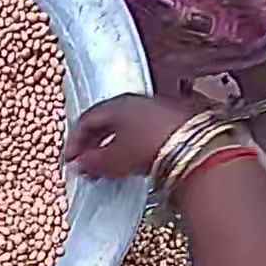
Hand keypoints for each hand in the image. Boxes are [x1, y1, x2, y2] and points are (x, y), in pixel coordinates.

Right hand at [63, 96, 200, 177]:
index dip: (75, 141)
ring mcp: (156, 109)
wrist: (194, 148)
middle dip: (93, 143)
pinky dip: (131, 144)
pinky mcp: (173, 121)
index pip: (86, 120)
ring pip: (124, 126)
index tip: (71, 159)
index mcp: (115, 104)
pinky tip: (131, 160)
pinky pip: (142, 131)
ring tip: (107, 165)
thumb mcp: (112, 159)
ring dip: (112, 145)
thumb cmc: (147, 147)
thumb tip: (77, 165)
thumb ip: (90, 162)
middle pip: (105, 121)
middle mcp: (135, 101)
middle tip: (86, 163)